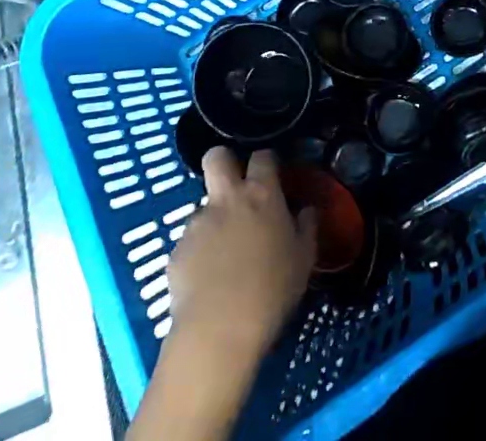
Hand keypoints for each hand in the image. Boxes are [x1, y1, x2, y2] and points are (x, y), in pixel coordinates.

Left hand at [167, 148, 316, 363]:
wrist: (219, 329)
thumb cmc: (272, 290)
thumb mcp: (304, 260)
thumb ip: (307, 227)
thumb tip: (308, 210)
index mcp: (261, 195)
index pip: (263, 156)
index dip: (267, 161)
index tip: (273, 174)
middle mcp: (226, 199)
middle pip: (217, 156)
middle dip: (225, 161)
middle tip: (236, 185)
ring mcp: (197, 222)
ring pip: (204, 205)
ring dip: (215, 218)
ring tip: (225, 253)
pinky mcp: (177, 249)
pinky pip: (191, 241)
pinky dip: (200, 252)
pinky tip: (208, 278)